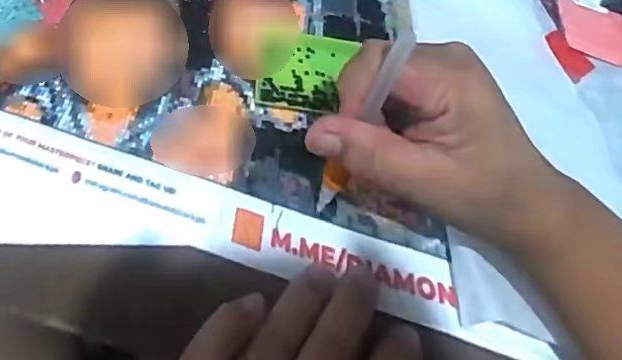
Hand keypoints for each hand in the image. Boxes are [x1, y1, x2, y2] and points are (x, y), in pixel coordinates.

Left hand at [180, 266, 420, 359]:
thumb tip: (376, 348)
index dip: (390, 356)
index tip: (411, 329)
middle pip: (324, 348)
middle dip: (350, 311)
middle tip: (367, 273)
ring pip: (274, 337)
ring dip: (300, 303)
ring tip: (321, 269)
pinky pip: (210, 347)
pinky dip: (229, 321)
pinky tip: (249, 298)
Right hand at [304, 42, 567, 241]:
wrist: (532, 208)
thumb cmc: (484, 196)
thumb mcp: (423, 182)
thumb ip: (369, 153)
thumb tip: (313, 133)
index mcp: (448, 72)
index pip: (377, 60)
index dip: (354, 95)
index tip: (348, 139)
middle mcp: (446, 53)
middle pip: (376, 61)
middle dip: (361, 103)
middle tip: (366, 148)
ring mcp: (446, 60)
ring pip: (381, 69)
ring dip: (371, 106)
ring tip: (385, 147)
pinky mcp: (442, 72)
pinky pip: (395, 77)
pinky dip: (385, 106)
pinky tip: (399, 137)